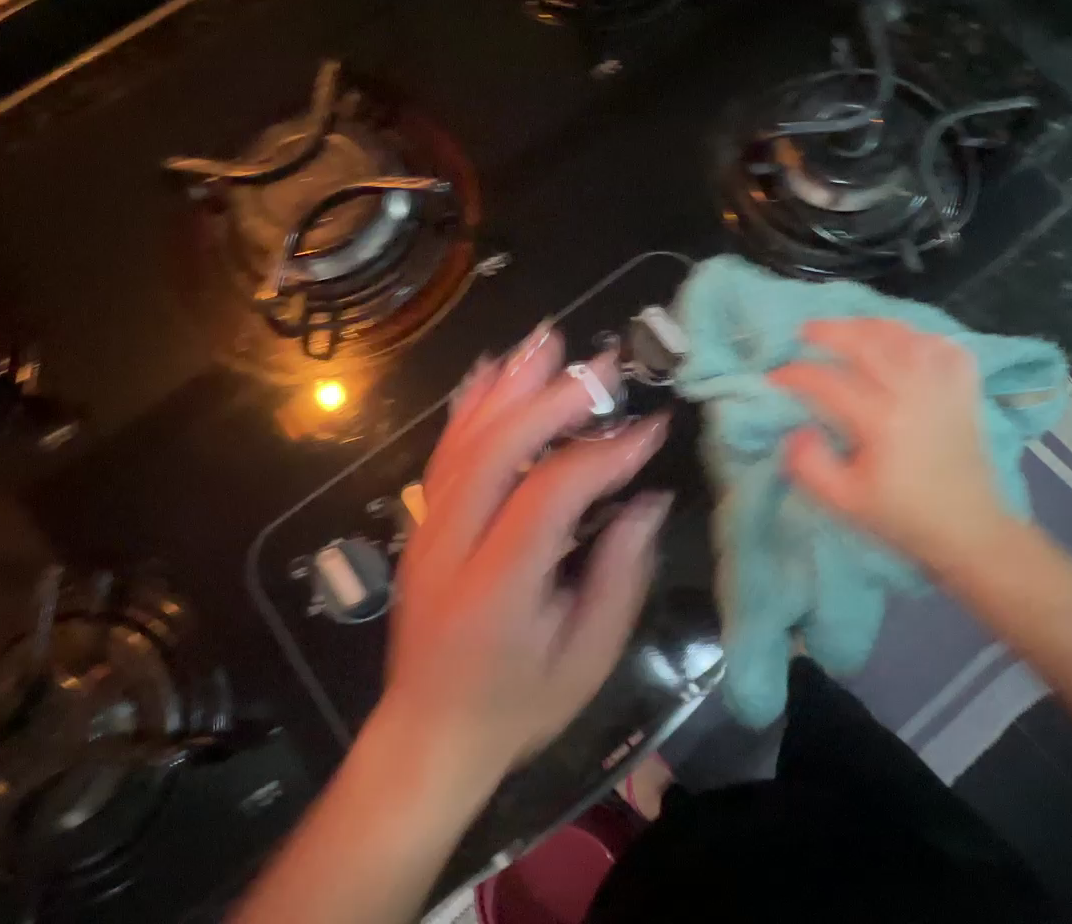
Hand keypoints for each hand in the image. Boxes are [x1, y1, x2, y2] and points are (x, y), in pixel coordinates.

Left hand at [380, 324, 672, 797]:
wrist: (432, 732)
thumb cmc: (521, 703)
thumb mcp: (588, 656)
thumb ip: (620, 574)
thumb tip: (647, 501)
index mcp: (498, 586)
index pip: (550, 494)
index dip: (604, 454)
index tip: (650, 430)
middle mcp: (452, 546)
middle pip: (498, 450)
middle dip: (554, 399)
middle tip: (605, 365)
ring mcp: (427, 531)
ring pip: (464, 441)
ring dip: (507, 385)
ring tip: (546, 340)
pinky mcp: (421, 525)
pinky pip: (445, 453)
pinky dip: (470, 407)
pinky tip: (492, 373)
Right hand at [769, 319, 1012, 569]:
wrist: (968, 530)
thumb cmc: (902, 517)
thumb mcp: (843, 502)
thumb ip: (809, 465)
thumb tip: (797, 429)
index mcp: (883, 420)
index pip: (827, 381)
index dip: (795, 375)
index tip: (775, 379)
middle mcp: (915, 391)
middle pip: (866, 341)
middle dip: (829, 332)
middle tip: (804, 333)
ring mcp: (944, 385)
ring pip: (903, 334)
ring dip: (869, 326)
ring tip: (846, 330)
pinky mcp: (964, 388)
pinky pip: (940, 345)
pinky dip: (916, 337)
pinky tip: (900, 344)